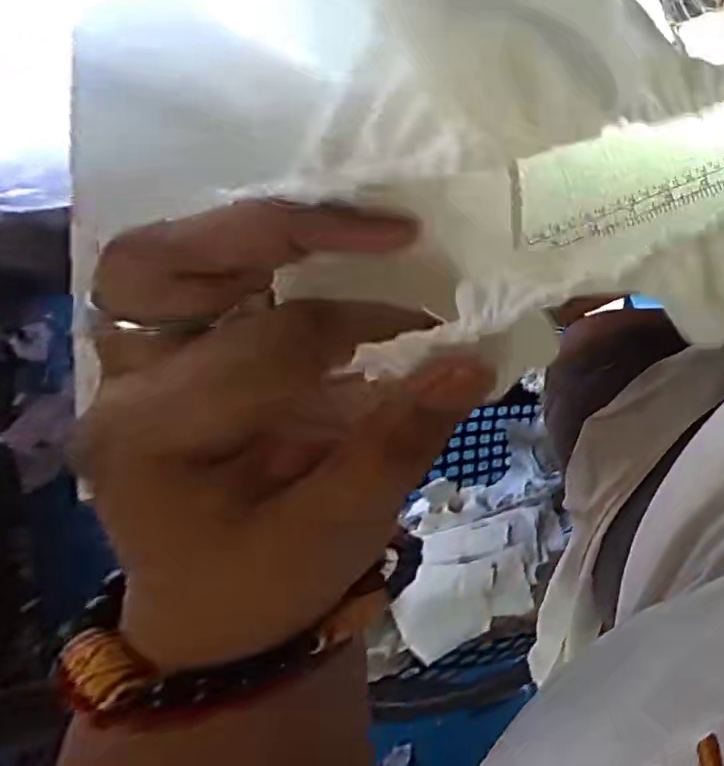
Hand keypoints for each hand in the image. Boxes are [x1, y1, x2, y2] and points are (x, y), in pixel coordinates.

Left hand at [77, 201, 494, 670]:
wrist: (227, 605)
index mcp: (156, 433)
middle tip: (394, 232)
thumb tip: (474, 365)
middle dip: (282, 230)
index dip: (370, 329)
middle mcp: (138, 383)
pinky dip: (290, 260)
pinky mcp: (196, 357)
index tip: (448, 336)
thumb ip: (400, 440)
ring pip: (180, 259)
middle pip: (165, 265)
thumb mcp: (341, 521)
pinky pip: (220, 281)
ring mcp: (157, 365)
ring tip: (382, 237)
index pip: (270, 343)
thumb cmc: (272, 572)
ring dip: (282, 236)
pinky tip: (360, 267)